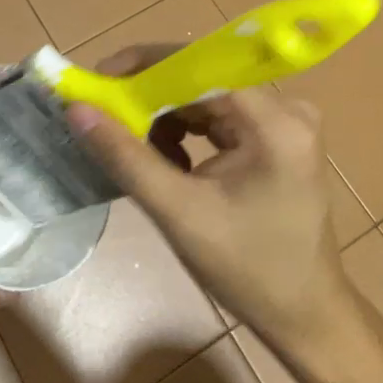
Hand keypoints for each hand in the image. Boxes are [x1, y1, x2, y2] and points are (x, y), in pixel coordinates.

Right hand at [64, 45, 348, 343]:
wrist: (306, 316)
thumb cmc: (248, 269)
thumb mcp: (179, 212)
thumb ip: (126, 156)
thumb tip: (76, 109)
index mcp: (274, 121)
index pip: (197, 66)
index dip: (142, 66)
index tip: (97, 82)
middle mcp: (285, 108)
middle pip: (199, 78)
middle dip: (147, 94)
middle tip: (104, 116)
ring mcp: (282, 121)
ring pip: (202, 95)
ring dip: (162, 115)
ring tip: (136, 148)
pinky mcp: (274, 135)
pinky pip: (215, 113)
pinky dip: (183, 129)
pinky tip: (168, 162)